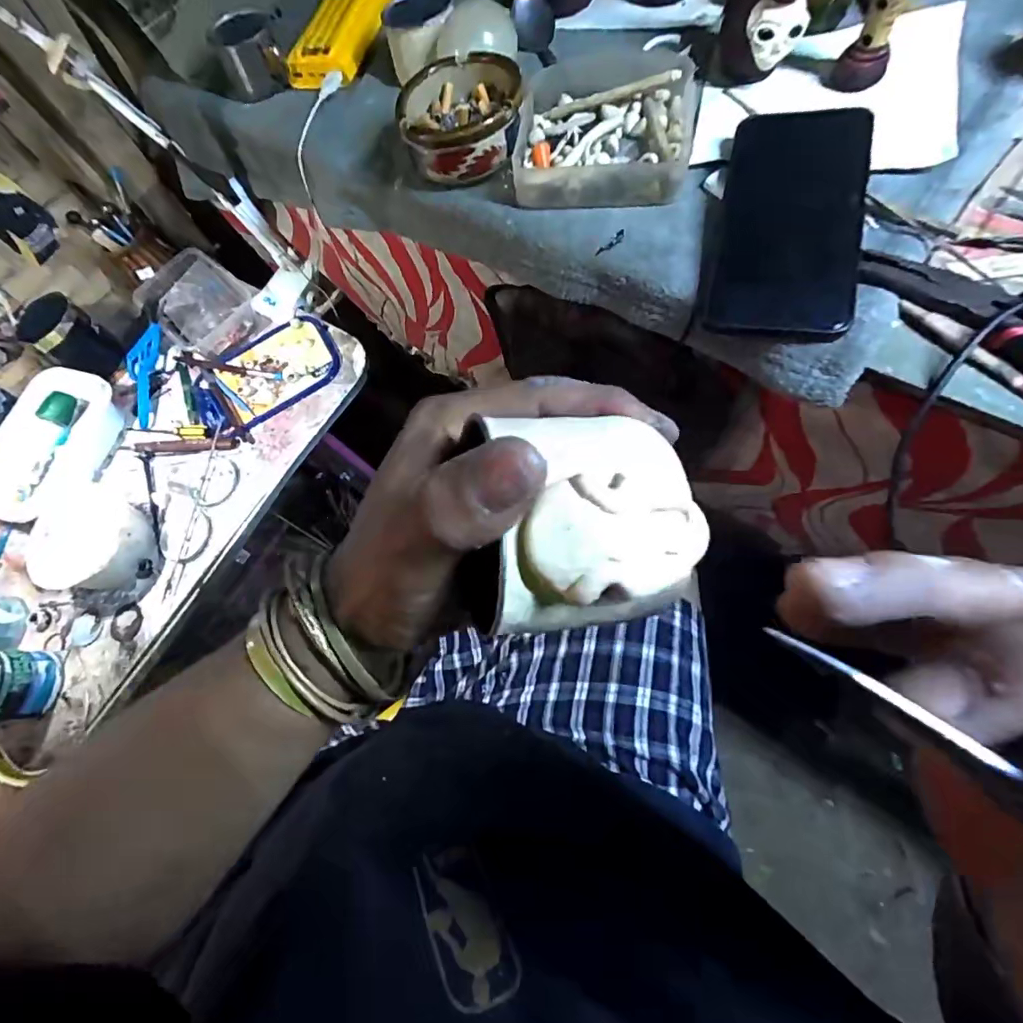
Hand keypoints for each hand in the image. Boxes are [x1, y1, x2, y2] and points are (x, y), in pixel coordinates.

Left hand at [326, 377, 676, 650]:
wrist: (361, 625)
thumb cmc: (385, 579)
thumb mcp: (418, 537)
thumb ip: (461, 499)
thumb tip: (533, 457)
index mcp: (448, 424)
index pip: (535, 397)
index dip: (600, 404)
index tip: (657, 430)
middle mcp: (465, 439)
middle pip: (551, 423)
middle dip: (608, 435)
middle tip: (661, 462)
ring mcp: (475, 475)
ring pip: (551, 457)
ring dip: (596, 469)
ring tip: (645, 489)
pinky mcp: (485, 509)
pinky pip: (541, 495)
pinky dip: (575, 503)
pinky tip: (604, 521)